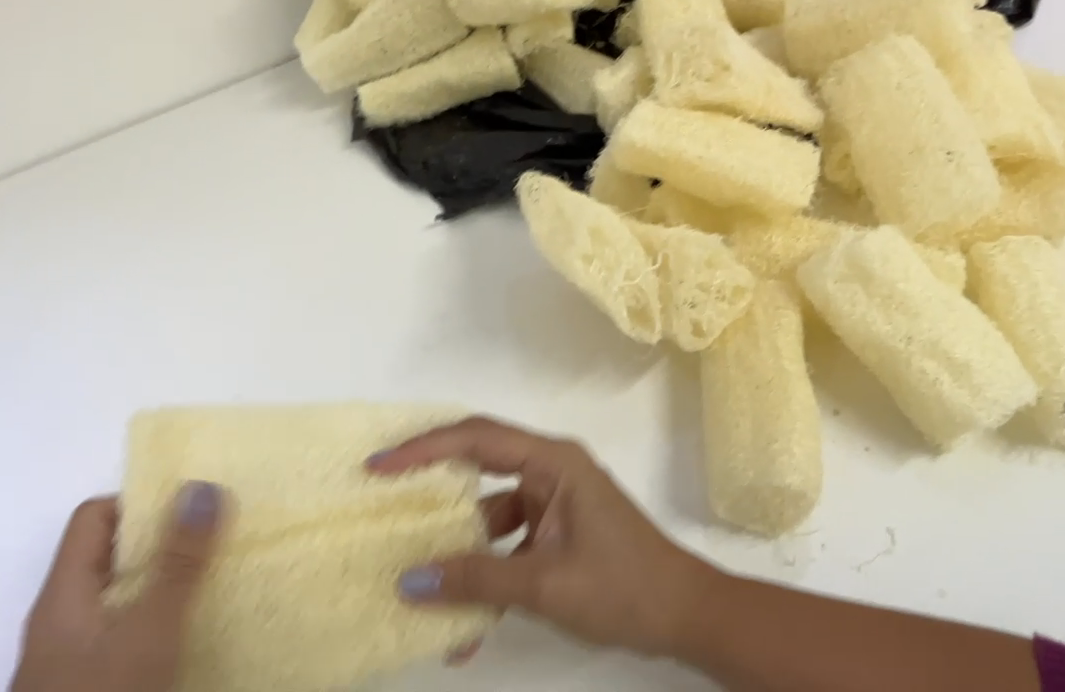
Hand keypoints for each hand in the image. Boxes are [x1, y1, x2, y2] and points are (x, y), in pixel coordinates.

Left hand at [10, 483, 226, 691]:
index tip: (192, 511)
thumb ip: (179, 561)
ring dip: (167, 582)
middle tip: (218, 538)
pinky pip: (127, 633)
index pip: (94, 517)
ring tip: (217, 579)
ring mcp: (73, 658)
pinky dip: (161, 621)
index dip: (141, 504)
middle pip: (112, 557)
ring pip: (123, 596)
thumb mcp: (149, 630)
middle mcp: (62, 619)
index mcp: (63, 595)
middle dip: (165, 542)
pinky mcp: (93, 684)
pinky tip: (196, 632)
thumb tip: (200, 485)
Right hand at [369, 417, 715, 657]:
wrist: (684, 613)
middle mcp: (551, 471)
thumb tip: (410, 580)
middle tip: (382, 498)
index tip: (380, 465)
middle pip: (479, 466)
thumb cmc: (622, 584)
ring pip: (489, 514)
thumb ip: (477, 579)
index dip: (426, 447)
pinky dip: (485, 574)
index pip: (479, 438)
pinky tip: (463, 625)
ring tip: (416, 577)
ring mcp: (553, 502)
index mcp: (553, 462)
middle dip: (433, 485)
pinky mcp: (556, 532)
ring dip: (459, 550)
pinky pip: (506, 544)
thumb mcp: (544, 583)